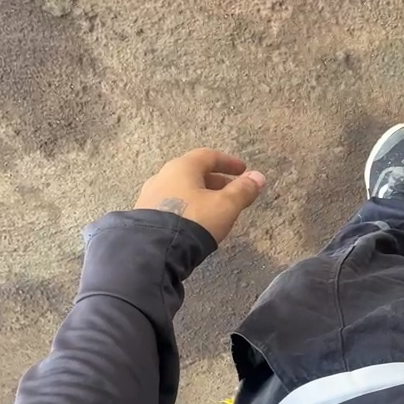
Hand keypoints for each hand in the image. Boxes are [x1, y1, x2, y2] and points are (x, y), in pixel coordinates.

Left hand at [133, 149, 267, 243]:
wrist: (156, 248)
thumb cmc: (195, 219)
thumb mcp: (226, 205)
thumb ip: (243, 190)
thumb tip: (259, 177)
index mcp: (183, 168)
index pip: (208, 156)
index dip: (228, 162)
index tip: (243, 170)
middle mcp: (163, 176)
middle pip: (194, 172)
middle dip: (217, 180)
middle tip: (233, 191)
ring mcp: (151, 195)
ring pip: (183, 189)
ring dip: (202, 194)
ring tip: (217, 208)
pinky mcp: (145, 214)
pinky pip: (173, 203)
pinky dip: (189, 206)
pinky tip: (197, 220)